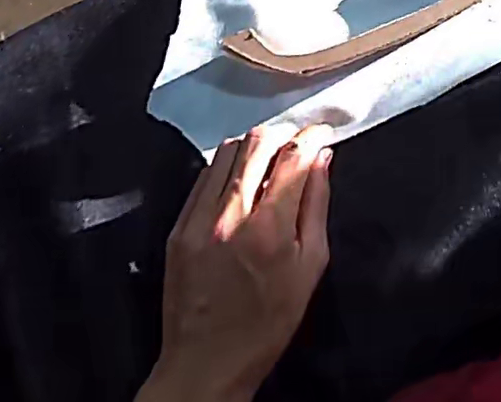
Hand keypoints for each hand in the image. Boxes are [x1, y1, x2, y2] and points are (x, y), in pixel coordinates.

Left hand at [138, 124, 333, 401]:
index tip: (321, 133)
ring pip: (229, 150)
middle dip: (285, 133)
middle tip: (297, 143)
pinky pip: (205, 174)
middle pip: (259, 142)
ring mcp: (199, 220)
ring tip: (270, 159)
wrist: (206, 366)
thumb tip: (322, 159)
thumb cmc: (267, 323)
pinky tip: (241, 179)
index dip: (312, 135)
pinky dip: (228, 165)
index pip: (294, 156)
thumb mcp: (311, 267)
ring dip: (255, 145)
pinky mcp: (179, 227)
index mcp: (270, 230)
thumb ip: (317, 205)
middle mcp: (231, 217)